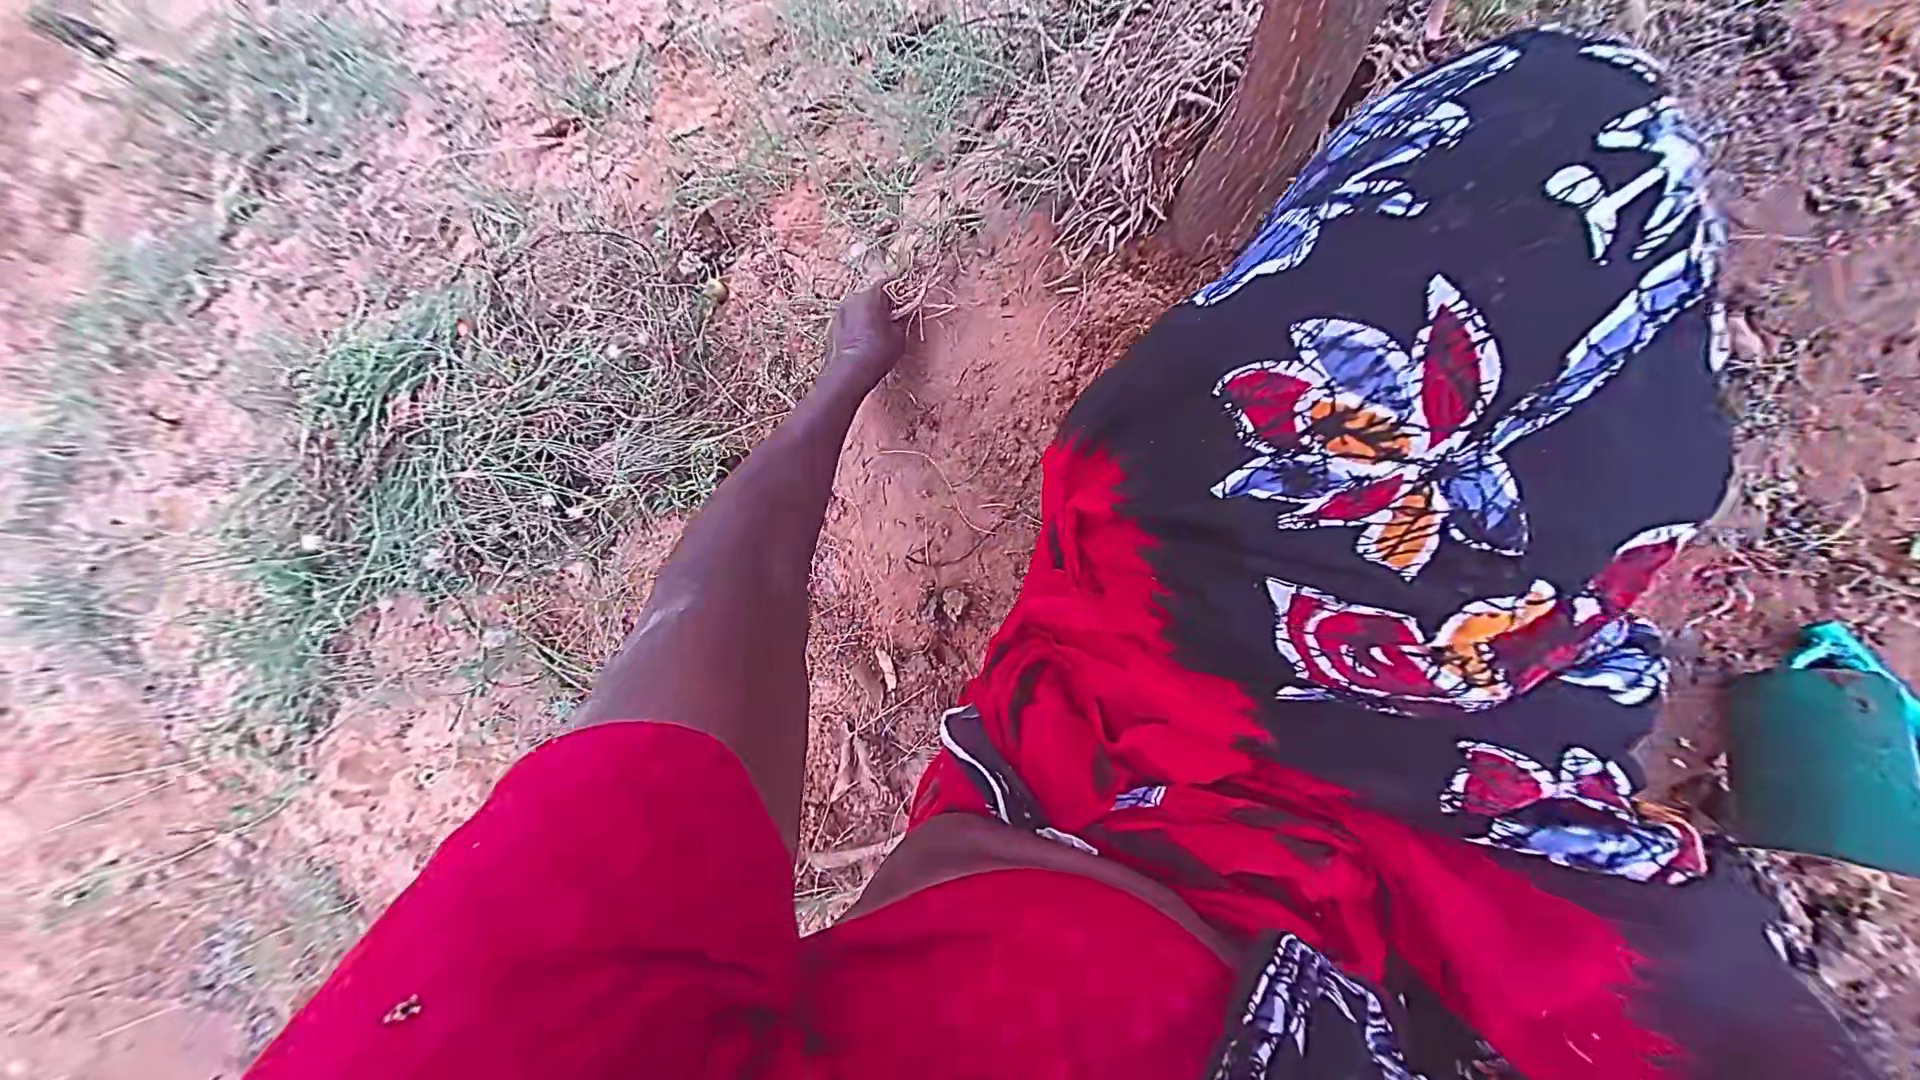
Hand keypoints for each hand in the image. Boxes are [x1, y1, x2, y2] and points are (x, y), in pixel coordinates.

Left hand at [821, 282, 905, 395]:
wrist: (850, 373)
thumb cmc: (878, 352)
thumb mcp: (899, 335)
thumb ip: (903, 318)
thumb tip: (906, 312)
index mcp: (871, 295)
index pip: (889, 283)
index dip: (901, 291)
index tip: (908, 300)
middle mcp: (853, 298)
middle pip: (872, 295)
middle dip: (884, 304)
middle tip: (895, 318)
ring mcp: (840, 312)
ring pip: (859, 308)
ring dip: (869, 315)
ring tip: (879, 331)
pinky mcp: (832, 327)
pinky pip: (849, 321)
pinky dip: (858, 326)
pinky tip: (864, 340)